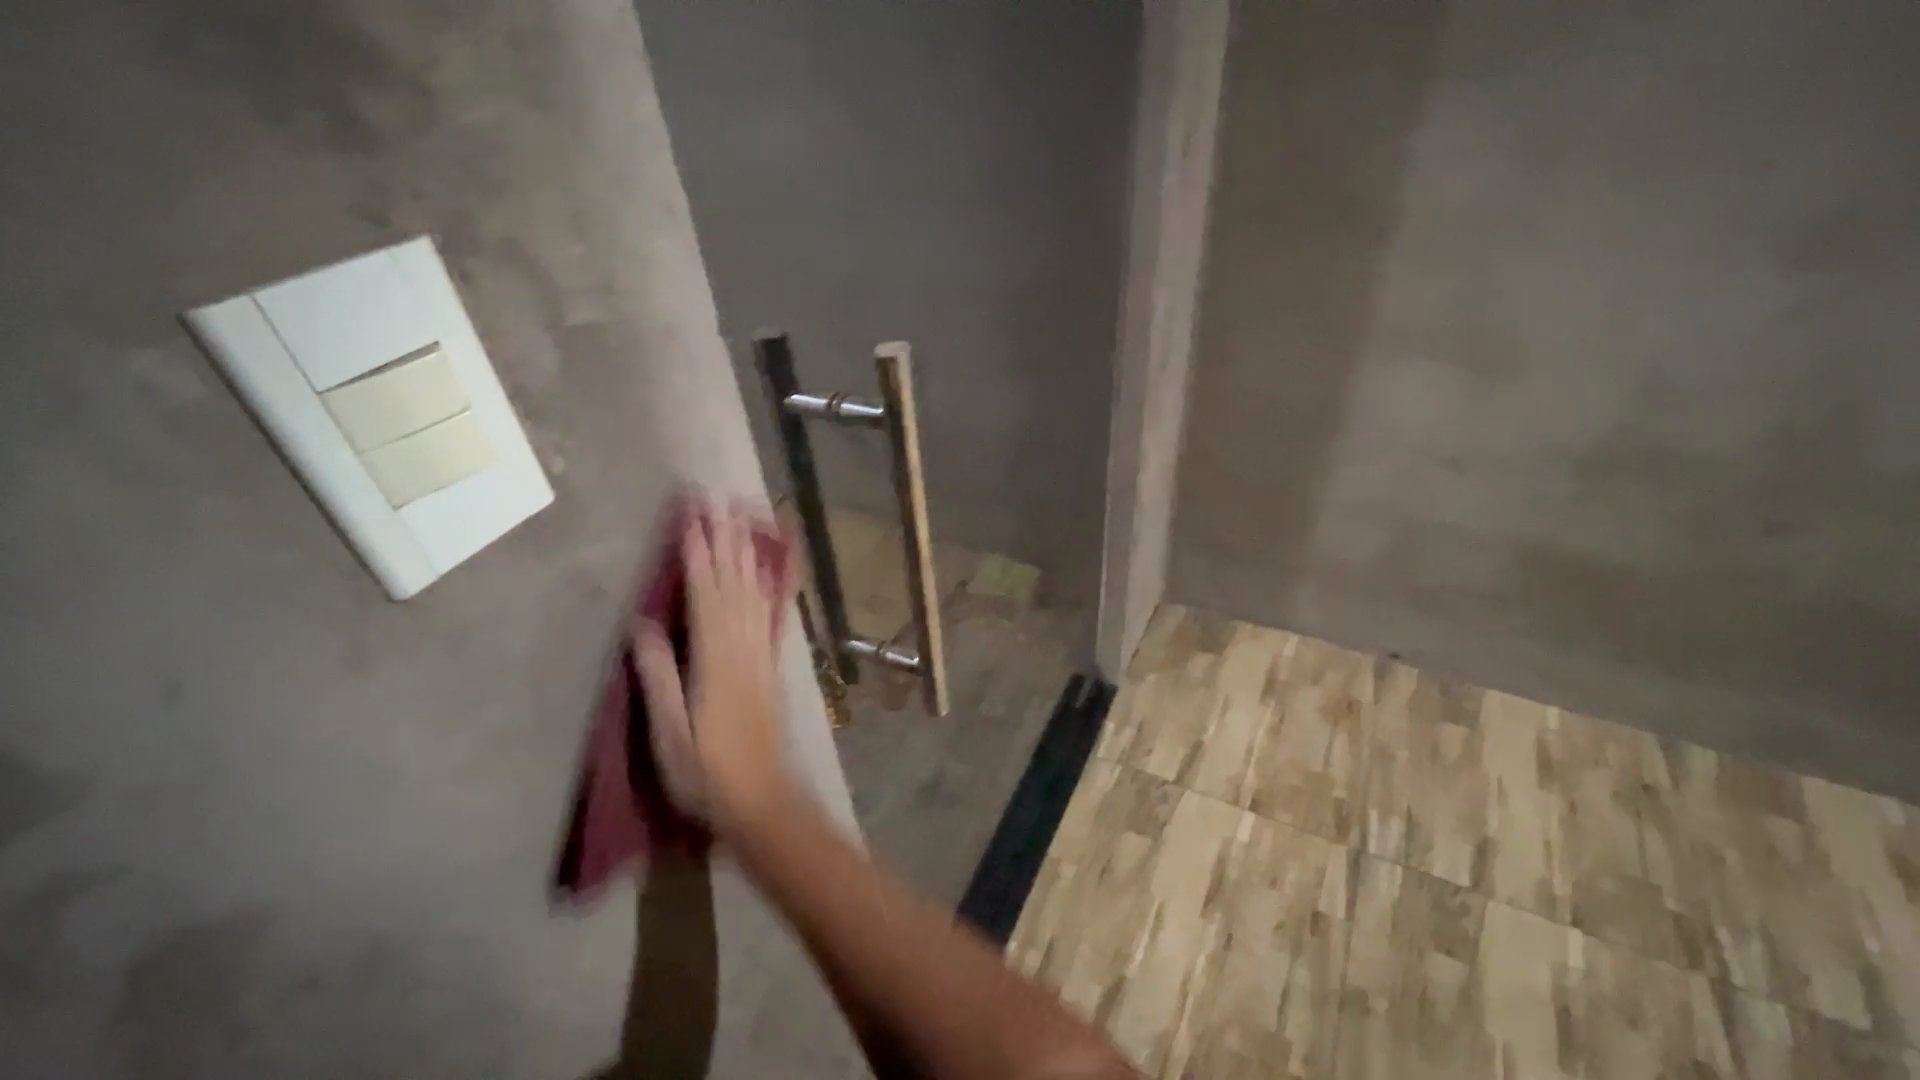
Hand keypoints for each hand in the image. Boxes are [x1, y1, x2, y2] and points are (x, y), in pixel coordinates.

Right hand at [635, 505, 794, 837]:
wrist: (761, 800)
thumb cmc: (706, 773)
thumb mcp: (669, 733)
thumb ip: (659, 678)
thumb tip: (643, 625)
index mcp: (714, 662)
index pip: (705, 597)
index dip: (699, 556)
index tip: (693, 518)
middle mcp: (743, 650)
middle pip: (734, 586)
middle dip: (726, 542)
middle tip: (722, 503)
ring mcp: (761, 658)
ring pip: (754, 596)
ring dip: (747, 557)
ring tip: (744, 523)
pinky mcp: (770, 669)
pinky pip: (770, 617)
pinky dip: (768, 588)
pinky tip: (768, 574)